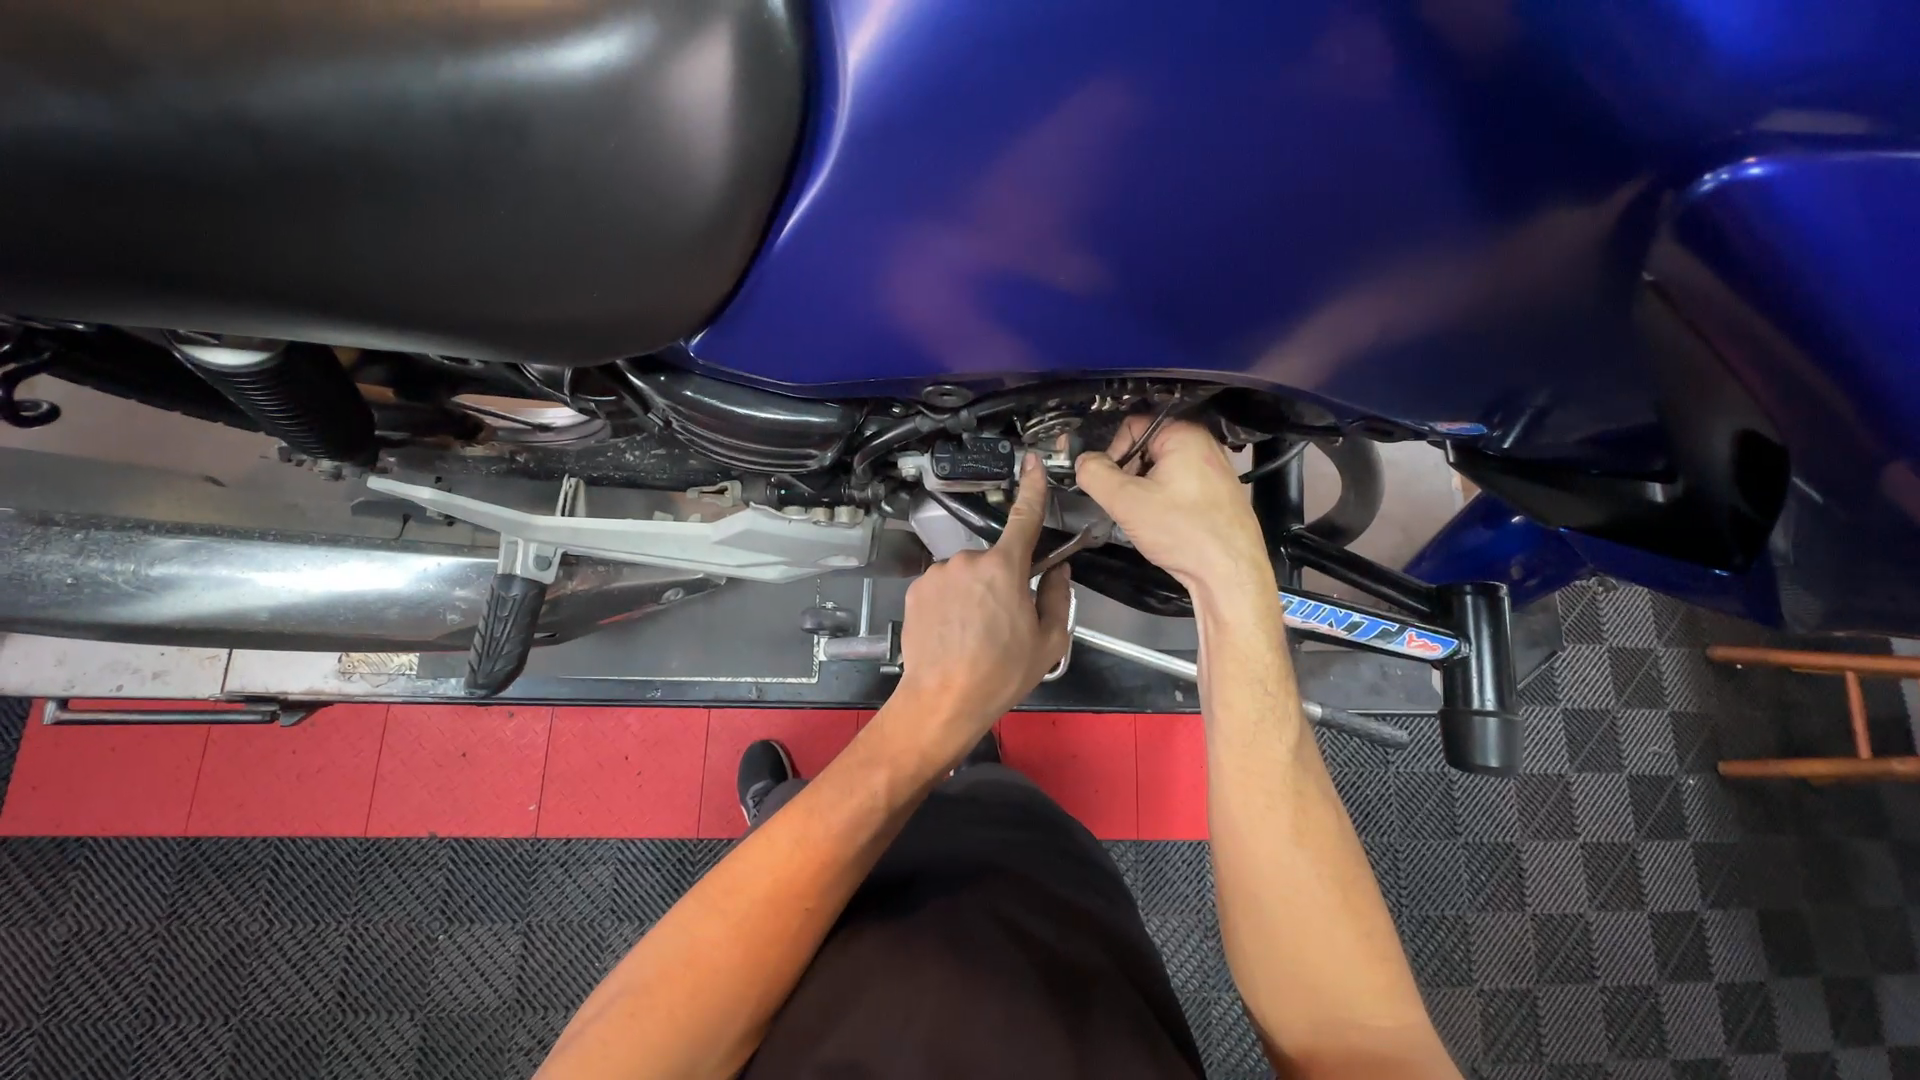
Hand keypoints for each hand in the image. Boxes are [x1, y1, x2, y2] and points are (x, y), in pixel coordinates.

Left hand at [896, 454, 1072, 757]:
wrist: (943, 699)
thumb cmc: (1001, 673)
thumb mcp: (1048, 641)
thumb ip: (1057, 596)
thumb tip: (1057, 571)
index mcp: (1005, 567)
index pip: (1025, 517)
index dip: (1033, 487)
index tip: (1031, 462)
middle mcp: (968, 560)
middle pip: (994, 561)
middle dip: (1001, 582)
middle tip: (1003, 624)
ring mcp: (938, 574)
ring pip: (966, 575)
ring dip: (973, 594)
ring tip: (974, 635)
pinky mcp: (916, 589)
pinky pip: (943, 588)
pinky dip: (950, 603)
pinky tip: (952, 633)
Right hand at [1075, 417, 1274, 602]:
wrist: (1230, 574)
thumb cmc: (1184, 533)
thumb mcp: (1126, 502)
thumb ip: (1095, 475)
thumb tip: (1083, 462)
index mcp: (1185, 434)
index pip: (1131, 427)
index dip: (1113, 454)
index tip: (1112, 485)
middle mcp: (1204, 445)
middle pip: (1146, 449)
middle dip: (1130, 476)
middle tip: (1128, 505)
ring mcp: (1214, 470)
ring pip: (1161, 471)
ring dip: (1145, 492)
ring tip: (1147, 519)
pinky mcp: (1217, 494)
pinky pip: (1178, 487)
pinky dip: (1164, 502)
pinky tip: (1165, 526)